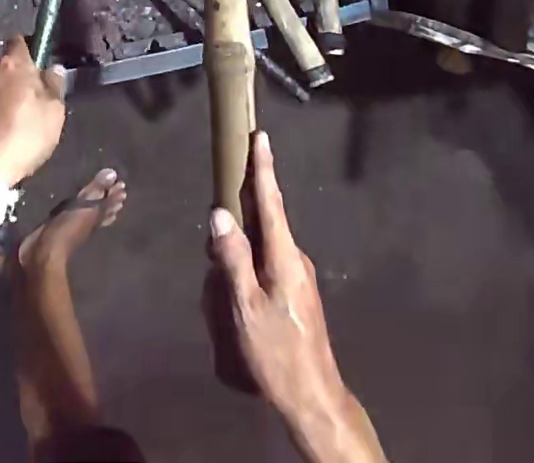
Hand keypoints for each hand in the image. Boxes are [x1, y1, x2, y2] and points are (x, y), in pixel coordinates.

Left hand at [0, 37, 65, 185]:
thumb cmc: (26, 133)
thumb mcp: (54, 109)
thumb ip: (55, 85)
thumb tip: (52, 68)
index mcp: (14, 66)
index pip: (18, 40)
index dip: (31, 44)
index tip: (43, 55)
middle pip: (9, 66)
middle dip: (23, 74)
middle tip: (41, 91)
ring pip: (0, 88)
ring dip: (11, 94)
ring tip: (26, 114)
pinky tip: (8, 128)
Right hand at [209, 132, 386, 462]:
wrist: (314, 396)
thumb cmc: (278, 352)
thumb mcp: (247, 308)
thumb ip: (233, 259)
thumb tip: (219, 214)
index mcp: (285, 256)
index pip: (272, 201)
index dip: (264, 168)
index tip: (261, 136)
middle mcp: (296, 257)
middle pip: (268, 217)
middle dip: (247, 200)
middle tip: (225, 191)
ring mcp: (299, 274)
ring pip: (266, 242)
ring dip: (246, 236)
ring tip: (220, 256)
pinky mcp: (297, 289)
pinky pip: (269, 260)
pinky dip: (251, 257)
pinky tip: (237, 281)